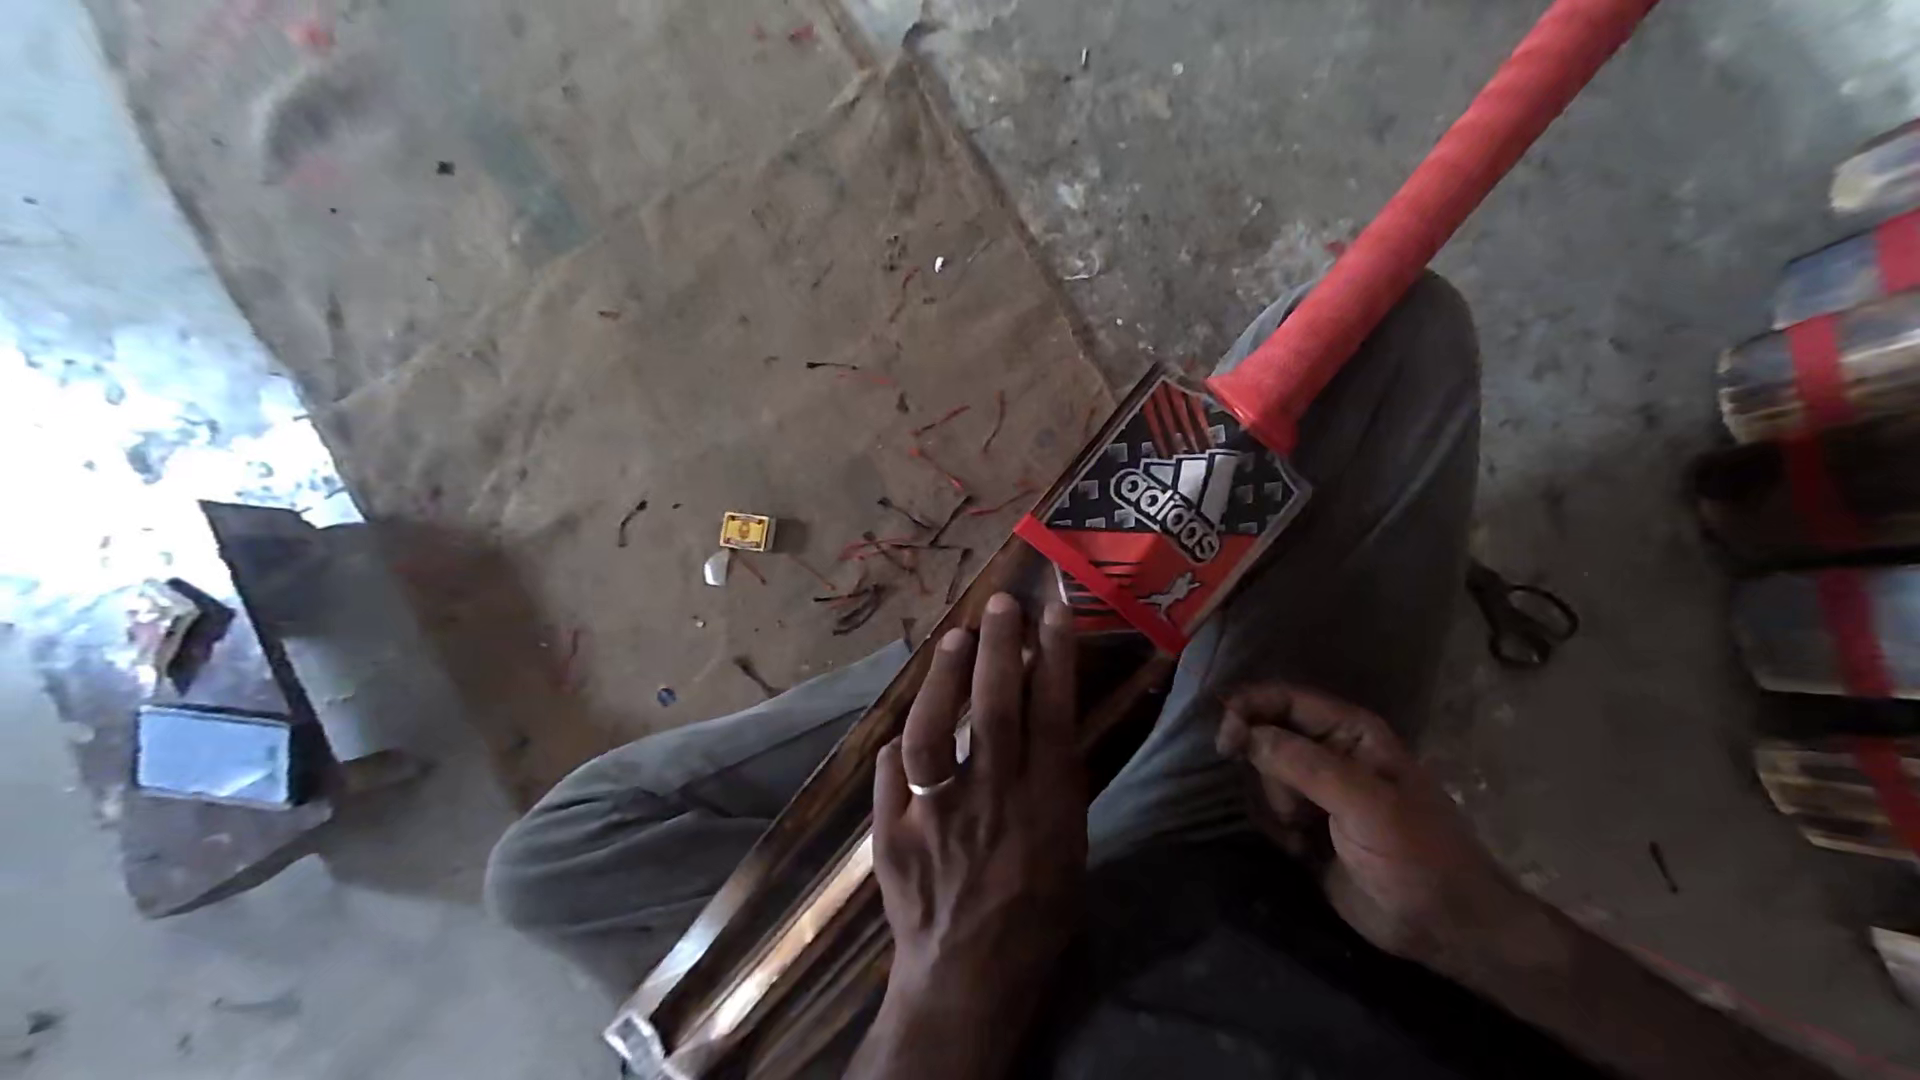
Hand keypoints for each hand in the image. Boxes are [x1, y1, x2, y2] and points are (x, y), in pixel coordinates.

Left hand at [850, 593, 1084, 1079]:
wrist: (968, 978)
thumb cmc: (1035, 914)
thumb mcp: (1068, 847)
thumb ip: (1057, 783)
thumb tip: (1044, 718)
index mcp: (1044, 805)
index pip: (1052, 713)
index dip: (1053, 656)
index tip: (1051, 610)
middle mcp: (991, 800)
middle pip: (994, 708)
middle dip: (999, 647)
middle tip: (1000, 603)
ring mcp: (936, 816)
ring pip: (934, 733)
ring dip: (943, 679)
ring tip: (954, 638)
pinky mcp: (893, 833)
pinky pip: (892, 773)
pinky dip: (900, 746)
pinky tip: (907, 731)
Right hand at [1216, 683, 1545, 974]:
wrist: (1448, 932)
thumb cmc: (1420, 858)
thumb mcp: (1368, 806)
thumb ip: (1306, 764)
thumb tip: (1245, 734)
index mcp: (1349, 730)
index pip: (1283, 698)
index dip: (1248, 708)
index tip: (1225, 740)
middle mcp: (1328, 751)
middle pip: (1264, 735)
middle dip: (1264, 769)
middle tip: (1289, 809)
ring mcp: (1315, 788)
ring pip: (1260, 773)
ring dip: (1272, 804)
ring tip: (1303, 834)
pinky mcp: (1304, 824)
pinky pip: (1264, 807)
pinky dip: (1273, 826)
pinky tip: (1300, 849)